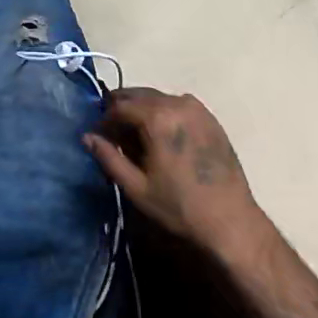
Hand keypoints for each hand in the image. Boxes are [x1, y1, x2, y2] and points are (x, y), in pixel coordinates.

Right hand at [84, 88, 264, 258]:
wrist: (231, 221)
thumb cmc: (179, 206)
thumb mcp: (136, 186)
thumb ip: (109, 157)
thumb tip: (87, 137)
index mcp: (159, 118)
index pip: (120, 106)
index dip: (104, 119)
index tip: (97, 135)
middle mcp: (178, 104)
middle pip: (139, 95)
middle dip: (121, 109)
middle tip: (111, 132)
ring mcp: (198, 109)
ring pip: (157, 98)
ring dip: (141, 110)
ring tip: (134, 135)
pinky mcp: (210, 118)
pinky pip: (177, 105)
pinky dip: (162, 112)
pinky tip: (159, 135)